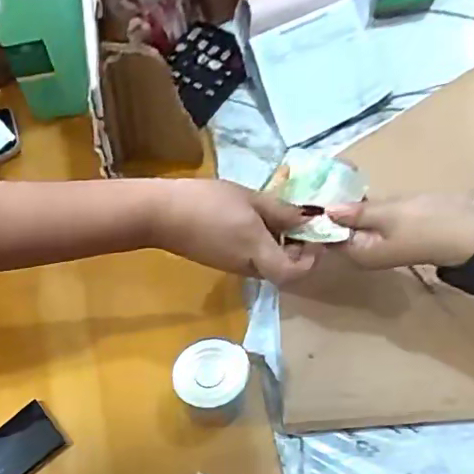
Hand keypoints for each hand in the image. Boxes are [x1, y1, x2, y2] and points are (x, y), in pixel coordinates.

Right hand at [157, 181, 321, 284]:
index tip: (312, 234)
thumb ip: (282, 212)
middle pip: (280, 269)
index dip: (310, 259)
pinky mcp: (218, 260)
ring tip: (273, 215)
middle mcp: (245, 265)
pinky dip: (258, 244)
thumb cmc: (207, 203)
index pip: (293, 273)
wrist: (161, 216)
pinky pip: (247, 257)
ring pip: (264, 263)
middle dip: (295, 249)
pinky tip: (249, 221)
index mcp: (256, 251)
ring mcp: (229, 265)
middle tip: (296, 220)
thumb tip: (309, 220)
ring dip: (276, 245)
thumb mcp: (251, 200)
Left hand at [328, 195, 473, 269]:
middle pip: (338, 231)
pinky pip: (371, 224)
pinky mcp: (391, 238)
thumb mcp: (391, 213)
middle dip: (333, 210)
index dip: (319, 216)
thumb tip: (326, 211)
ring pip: (354, 226)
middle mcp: (360, 255)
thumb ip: (357, 213)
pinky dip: (366, 211)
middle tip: (326, 183)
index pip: (325, 236)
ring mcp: (377, 247)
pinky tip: (362, 193)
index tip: (314, 194)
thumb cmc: (432, 223)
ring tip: (339, 183)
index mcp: (355, 253)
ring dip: (350, 208)